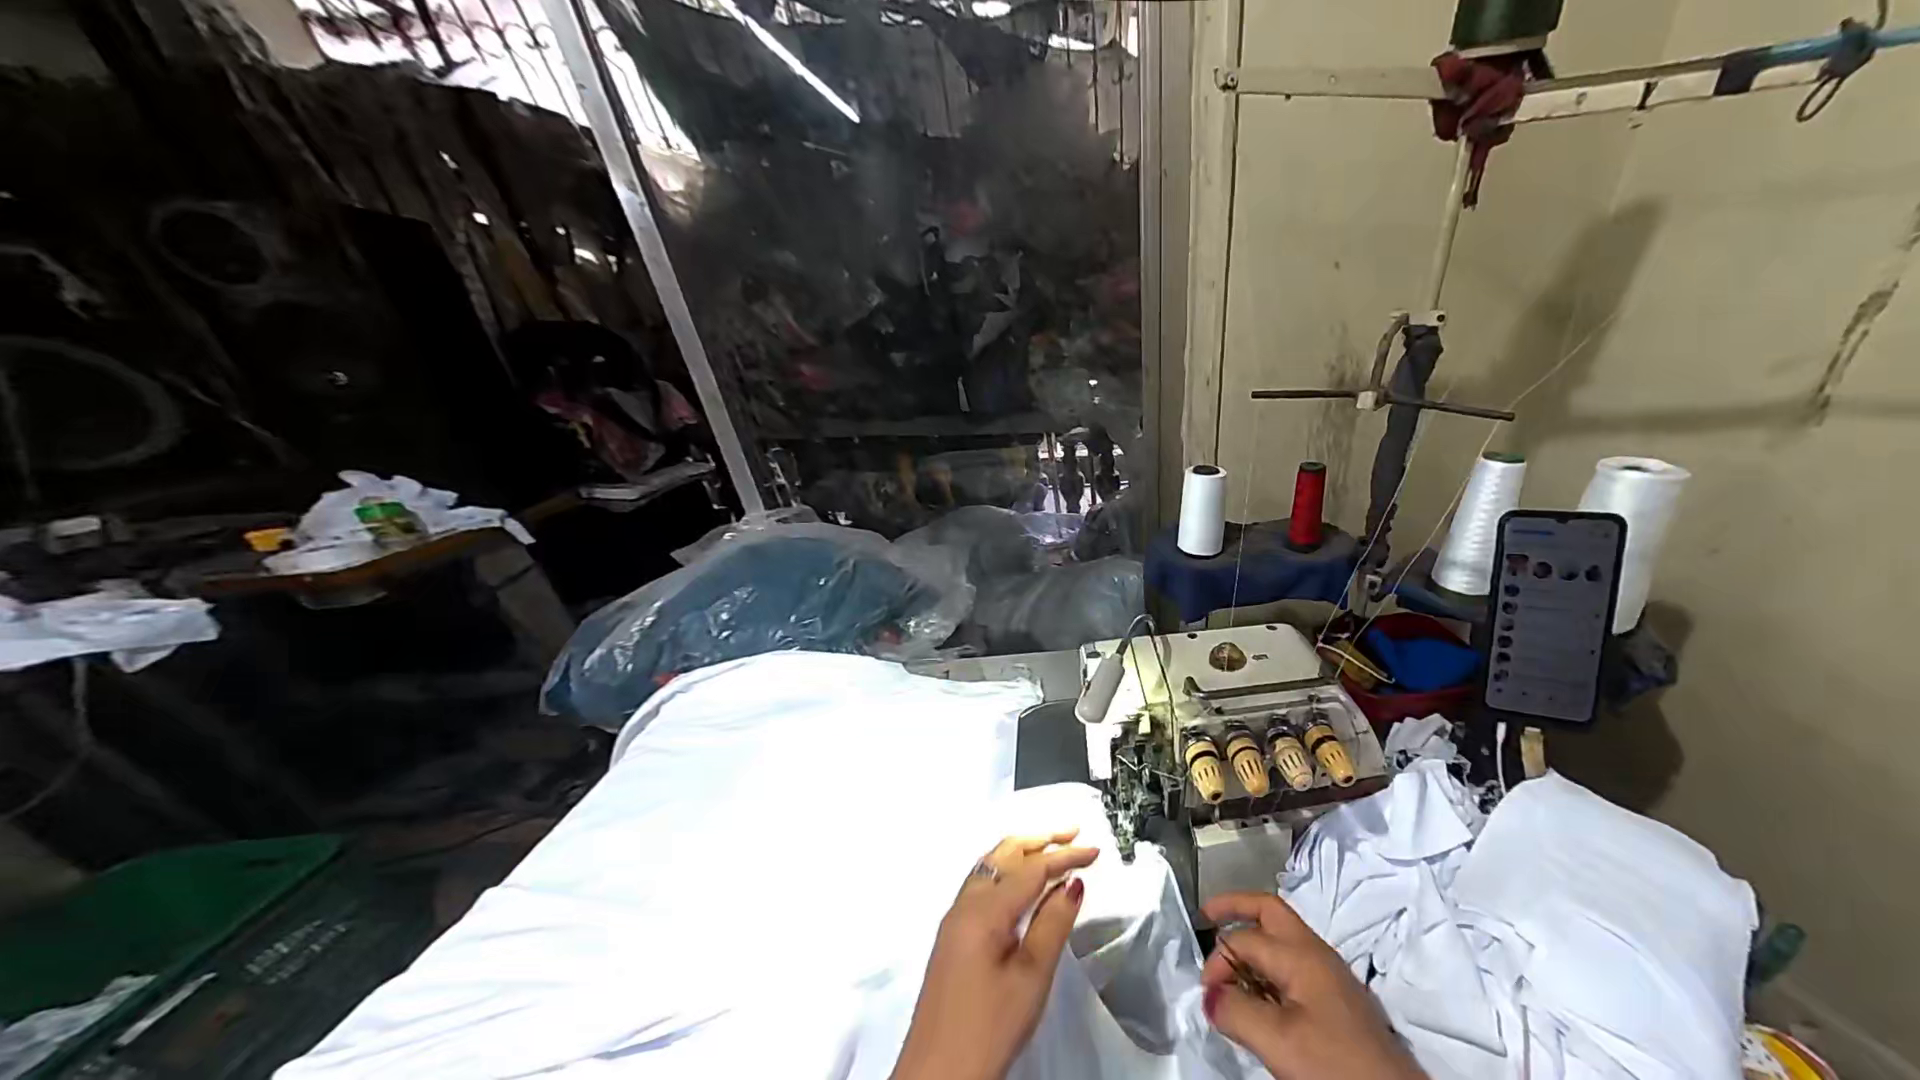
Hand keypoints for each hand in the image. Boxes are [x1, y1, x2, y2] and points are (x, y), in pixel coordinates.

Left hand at [889, 831, 1099, 1079]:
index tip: (1096, 850)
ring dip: (1021, 851)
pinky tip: (1020, 883)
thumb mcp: (1030, 978)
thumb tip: (1073, 883)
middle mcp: (965, 903)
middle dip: (1040, 839)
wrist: (936, 1071)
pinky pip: (982, 882)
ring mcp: (955, 917)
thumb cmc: (989, 1026)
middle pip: (1004, 854)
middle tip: (1073, 834)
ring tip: (1052, 849)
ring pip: (990, 865)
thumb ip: (1052, 925)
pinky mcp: (953, 934)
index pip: (1031, 868)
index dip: (1065, 856)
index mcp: (984, 909)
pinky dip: (1007, 869)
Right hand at [1201, 892, 1426, 1079]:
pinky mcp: (1338, 1002)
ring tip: (1228, 970)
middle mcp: (1317, 954)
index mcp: (1301, 954)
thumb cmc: (1336, 1069)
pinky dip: (1268, 967)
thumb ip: (1235, 1010)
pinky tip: (1258, 996)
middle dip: (1235, 908)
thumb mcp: (1277, 1042)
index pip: (1243, 938)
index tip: (1206, 996)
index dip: (1217, 961)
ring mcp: (1331, 977)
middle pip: (1269, 911)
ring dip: (1251, 941)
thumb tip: (1210, 996)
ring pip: (1282, 938)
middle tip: (1206, 917)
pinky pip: (1293, 966)